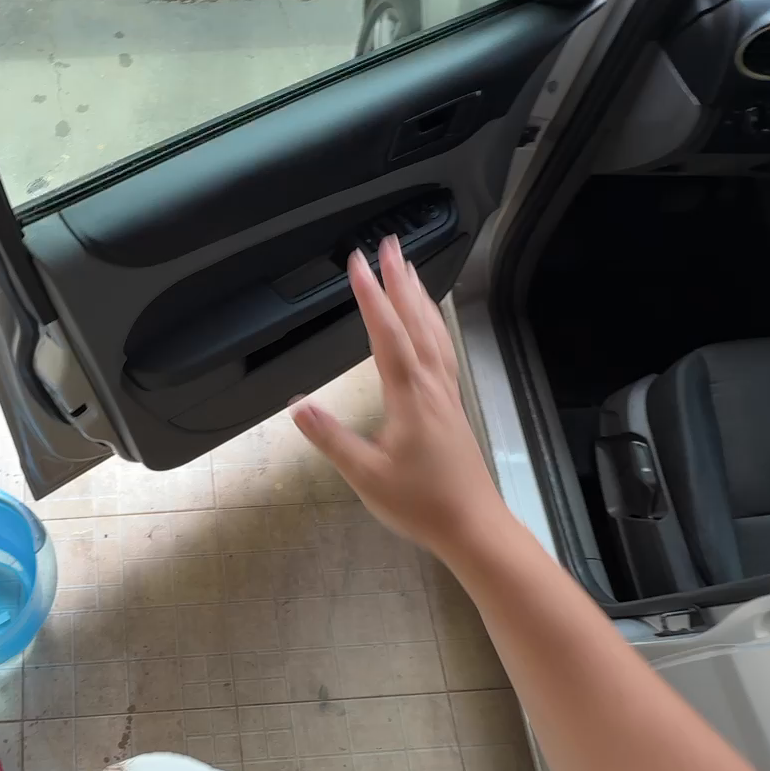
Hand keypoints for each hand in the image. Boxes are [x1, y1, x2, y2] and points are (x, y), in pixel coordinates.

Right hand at [292, 235, 502, 560]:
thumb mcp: (365, 475)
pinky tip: (430, 326)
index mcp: (410, 397)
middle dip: (400, 282)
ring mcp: (446, 396)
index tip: (357, 263)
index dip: (371, 297)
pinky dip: (434, 327)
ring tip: (409, 269)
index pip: (387, 336)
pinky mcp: (452, 408)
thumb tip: (297, 406)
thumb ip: (332, 439)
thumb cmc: (419, 503)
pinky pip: (443, 353)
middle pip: (416, 323)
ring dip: (420, 298)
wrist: (471, 525)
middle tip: (388, 246)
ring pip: (434, 335)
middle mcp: (432, 387)